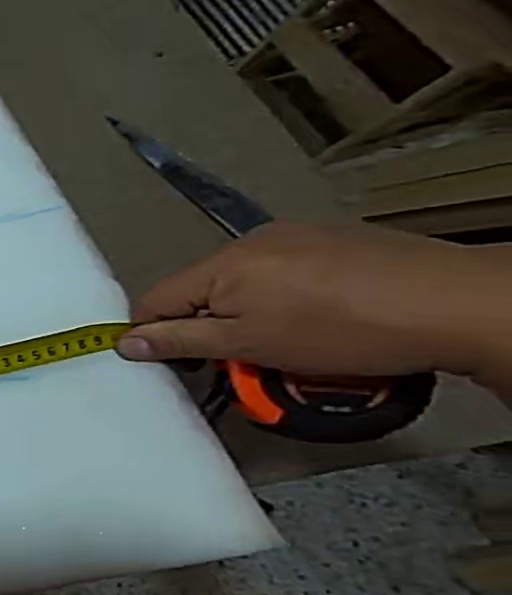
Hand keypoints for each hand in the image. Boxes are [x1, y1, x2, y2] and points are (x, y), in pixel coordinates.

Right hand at [117, 222, 511, 391]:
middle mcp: (252, 240)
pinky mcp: (338, 238)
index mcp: (222, 264)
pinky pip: (287, 270)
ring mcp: (299, 235)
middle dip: (210, 324)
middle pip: (200, 289)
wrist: (467, 305)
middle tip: (242, 356)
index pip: (155, 299)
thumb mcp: (250, 345)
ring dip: (249, 311)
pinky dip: (288, 296)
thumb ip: (181, 341)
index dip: (154, 332)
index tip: (175, 359)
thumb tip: (127, 341)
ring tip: (289, 339)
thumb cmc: (350, 329)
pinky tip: (323, 315)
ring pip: (244, 281)